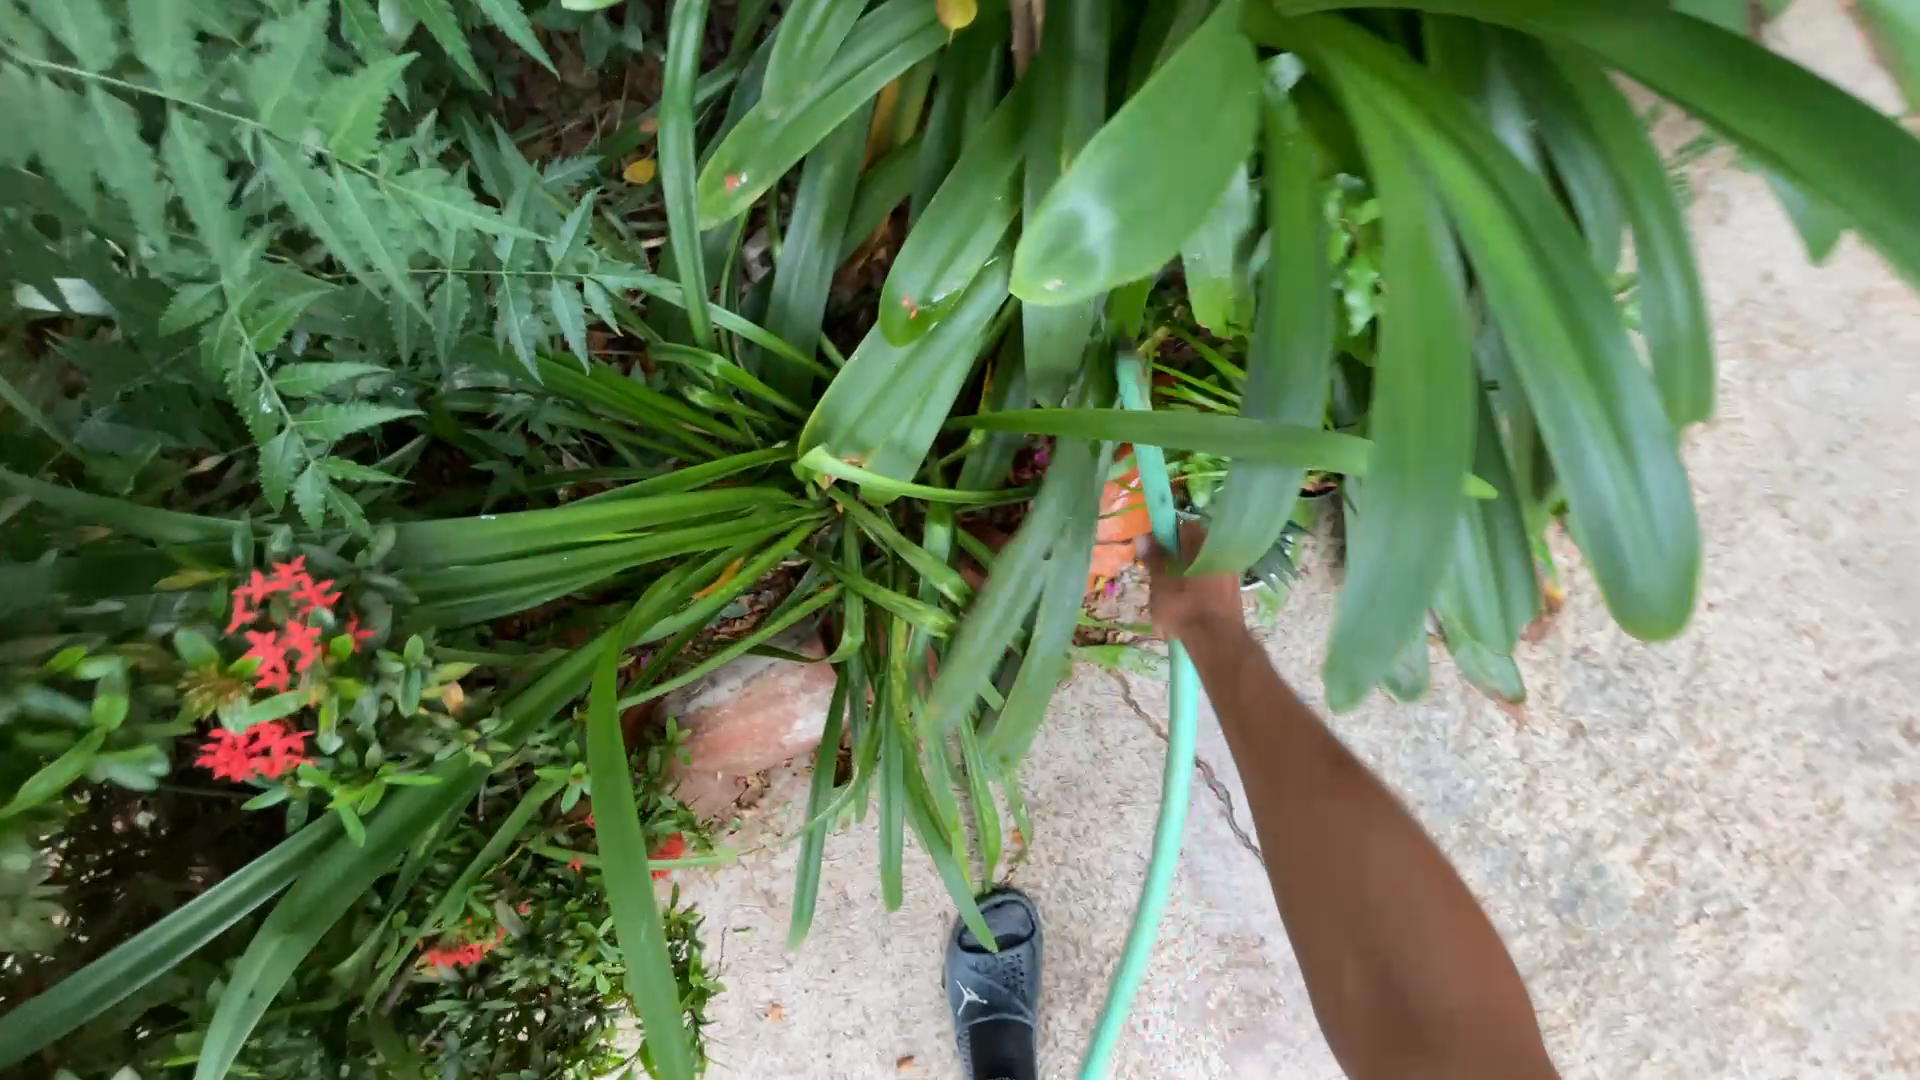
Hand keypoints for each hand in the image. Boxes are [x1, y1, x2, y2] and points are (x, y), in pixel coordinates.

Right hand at [1138, 522, 1245, 642]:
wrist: (1218, 642)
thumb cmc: (1185, 609)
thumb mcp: (1161, 584)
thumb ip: (1154, 559)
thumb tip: (1144, 537)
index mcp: (1203, 547)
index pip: (1185, 527)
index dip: (1168, 535)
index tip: (1156, 550)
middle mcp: (1221, 555)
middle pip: (1195, 548)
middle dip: (1177, 559)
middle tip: (1160, 576)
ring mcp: (1230, 575)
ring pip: (1202, 568)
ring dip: (1186, 576)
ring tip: (1170, 596)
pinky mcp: (1233, 594)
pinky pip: (1211, 584)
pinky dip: (1197, 590)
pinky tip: (1185, 607)